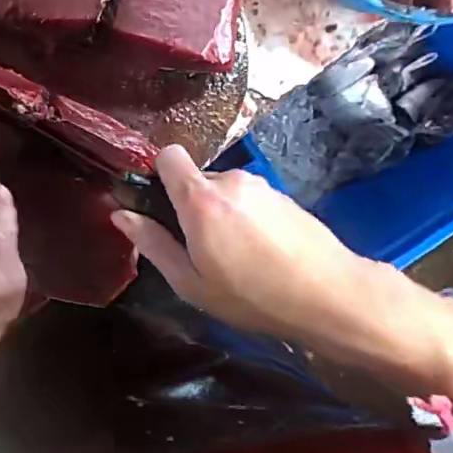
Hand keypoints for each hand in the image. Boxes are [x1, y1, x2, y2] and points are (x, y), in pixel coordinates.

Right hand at [111, 145, 405, 352]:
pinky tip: (262, 253)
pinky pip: (250, 199)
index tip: (161, 205)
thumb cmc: (252, 296)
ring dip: (221, 214)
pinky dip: (246, 218)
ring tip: (236, 257)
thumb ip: (152, 244)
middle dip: (192, 206)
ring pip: (225, 191)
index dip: (159, 174)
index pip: (168, 155)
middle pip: (197, 179)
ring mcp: (261, 186)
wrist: (331, 296)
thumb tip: (121, 215)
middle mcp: (231, 181)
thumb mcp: (190, 282)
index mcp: (200, 198)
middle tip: (201, 249)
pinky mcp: (285, 195)